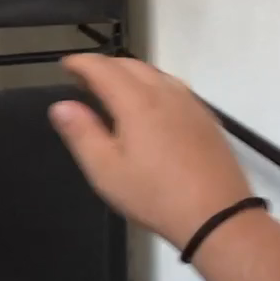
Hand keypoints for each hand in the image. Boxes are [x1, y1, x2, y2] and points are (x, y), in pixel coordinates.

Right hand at [50, 55, 254, 248]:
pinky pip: (174, 87)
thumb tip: (60, 105)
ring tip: (114, 89)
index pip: (103, 68)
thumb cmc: (154, 196)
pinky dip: (152, 85)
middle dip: (104, 66)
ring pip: (155, 73)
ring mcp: (190, 104)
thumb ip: (81, 133)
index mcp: (136, 102)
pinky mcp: (207, 119)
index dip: (81, 63)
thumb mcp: (106, 170)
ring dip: (129, 73)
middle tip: (84, 80)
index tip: (65, 65)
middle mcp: (165, 93)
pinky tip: (151, 106)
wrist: (219, 218)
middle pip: (130, 65)